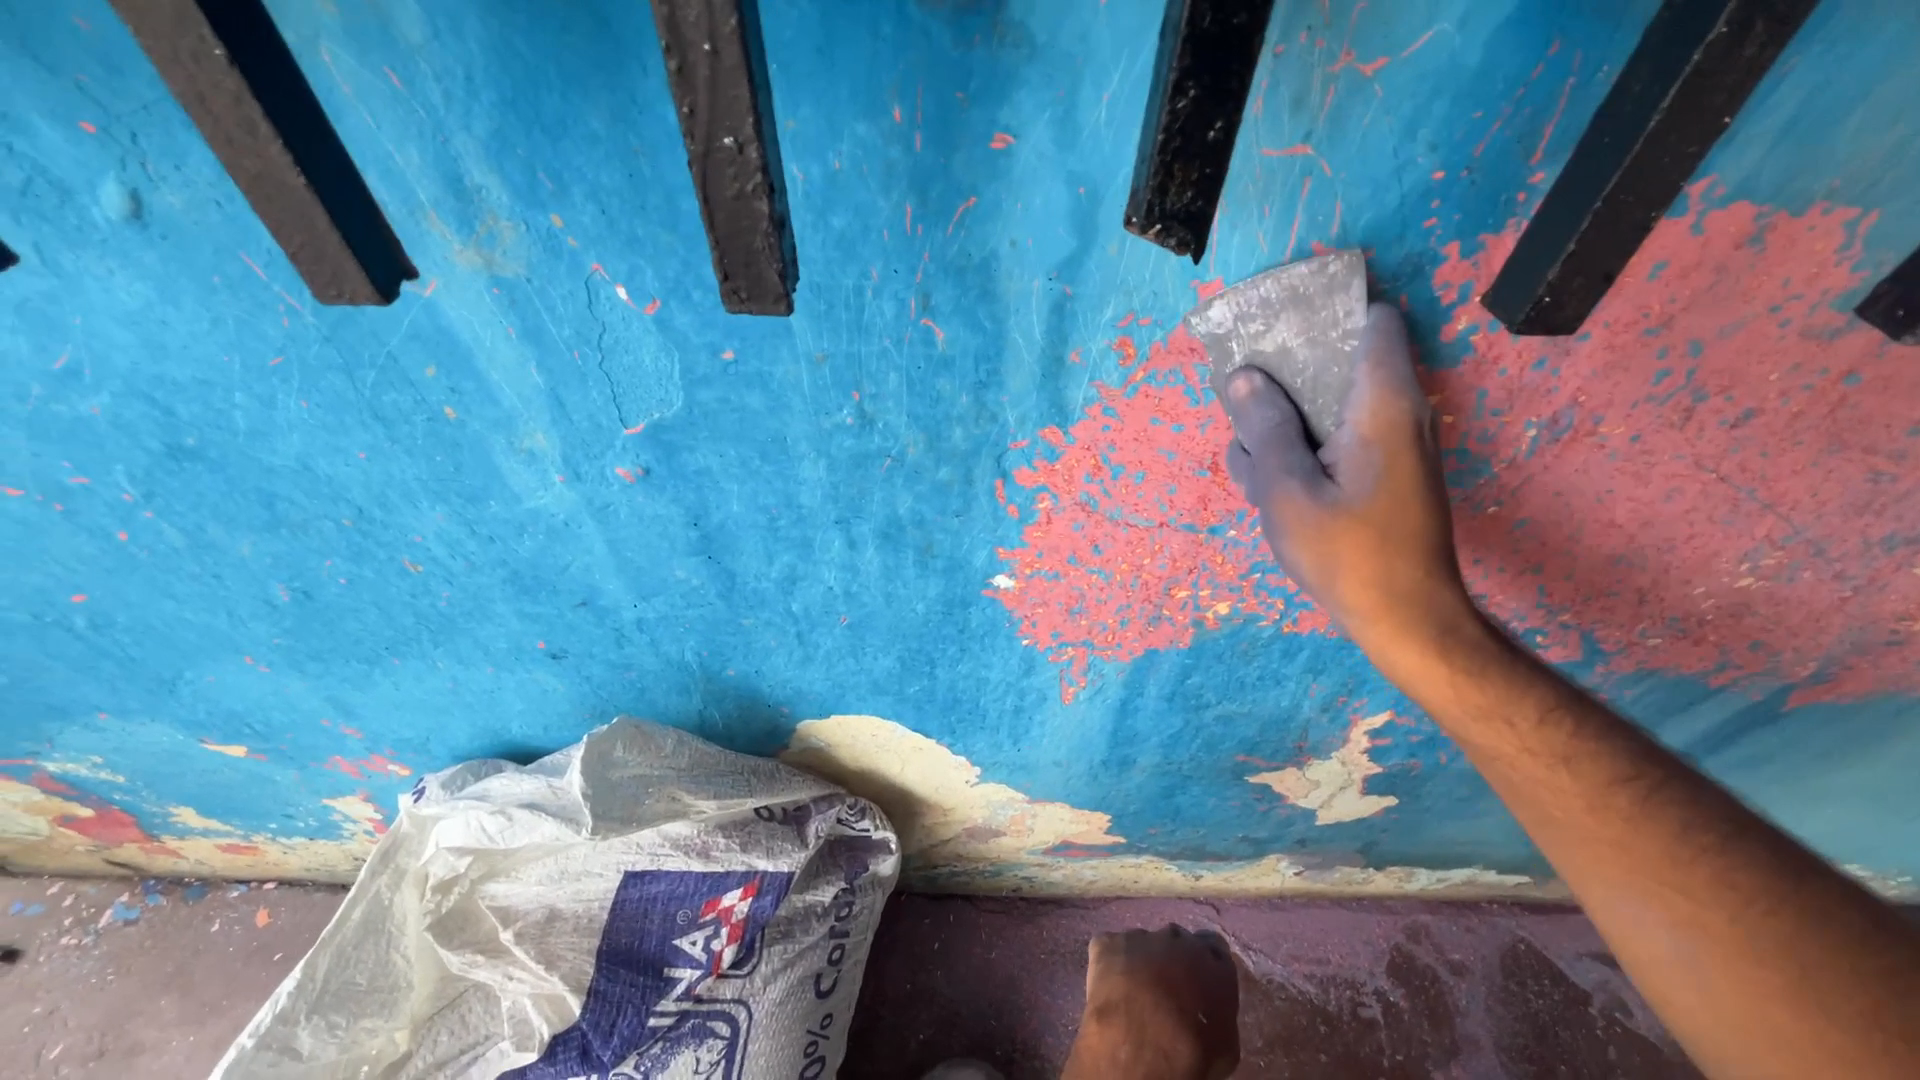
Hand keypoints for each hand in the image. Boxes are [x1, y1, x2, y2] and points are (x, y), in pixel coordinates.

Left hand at [1062, 926, 1239, 1079]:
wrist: (1144, 1044)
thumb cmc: (1193, 1051)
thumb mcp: (1226, 1042)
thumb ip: (1219, 1011)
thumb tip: (1210, 1009)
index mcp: (1214, 959)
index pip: (1213, 947)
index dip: (1203, 963)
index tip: (1197, 981)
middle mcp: (1178, 939)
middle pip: (1175, 940)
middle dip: (1170, 959)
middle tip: (1164, 988)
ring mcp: (1140, 936)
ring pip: (1141, 943)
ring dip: (1140, 960)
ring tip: (1132, 991)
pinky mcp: (1106, 942)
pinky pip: (1108, 947)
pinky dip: (1108, 962)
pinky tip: (1107, 986)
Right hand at [1220, 303, 1484, 671]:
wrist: (1405, 618)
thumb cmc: (1347, 553)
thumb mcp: (1287, 490)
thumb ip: (1264, 428)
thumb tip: (1243, 376)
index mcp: (1381, 402)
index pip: (1372, 320)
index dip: (1325, 313)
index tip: (1275, 329)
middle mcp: (1397, 412)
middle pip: (1340, 363)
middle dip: (1287, 379)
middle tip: (1245, 410)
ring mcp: (1393, 445)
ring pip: (1331, 407)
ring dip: (1289, 426)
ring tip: (1257, 469)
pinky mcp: (1385, 475)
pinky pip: (1337, 441)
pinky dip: (1305, 454)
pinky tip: (1276, 491)